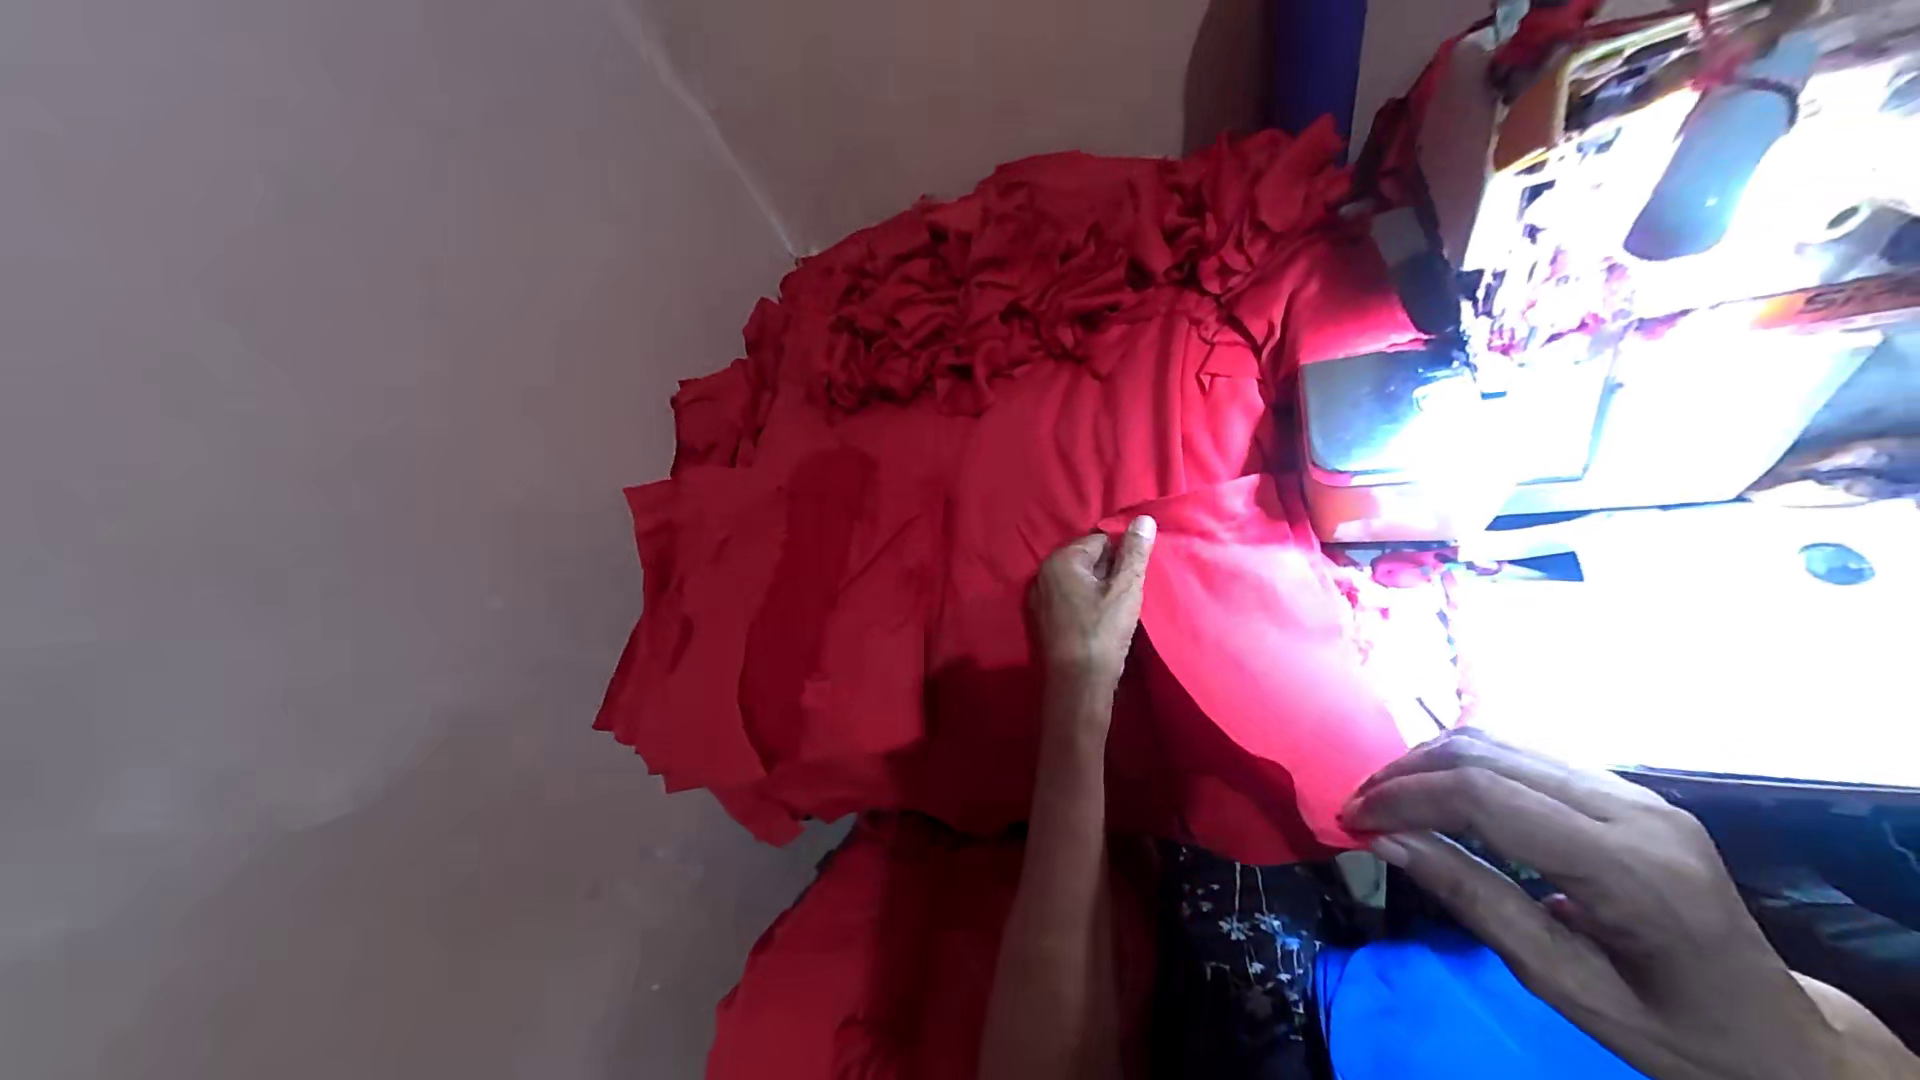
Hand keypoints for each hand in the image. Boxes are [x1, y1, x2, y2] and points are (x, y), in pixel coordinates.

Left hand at [1030, 517, 1156, 691]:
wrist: (1076, 685)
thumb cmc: (1102, 633)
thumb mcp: (1125, 590)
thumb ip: (1134, 553)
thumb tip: (1143, 519)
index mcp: (1060, 561)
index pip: (1099, 541)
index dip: (1121, 557)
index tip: (1133, 579)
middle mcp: (1042, 574)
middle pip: (1086, 561)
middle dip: (1108, 573)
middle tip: (1126, 597)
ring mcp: (1038, 599)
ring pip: (1077, 583)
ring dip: (1097, 591)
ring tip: (1115, 613)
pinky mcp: (1041, 621)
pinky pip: (1068, 601)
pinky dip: (1084, 607)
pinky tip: (1099, 625)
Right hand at [1340, 729, 1849, 1079]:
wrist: (1783, 1040)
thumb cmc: (1672, 1032)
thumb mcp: (1563, 984)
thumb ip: (1472, 900)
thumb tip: (1385, 839)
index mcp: (1632, 870)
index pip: (1485, 796)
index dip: (1404, 798)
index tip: (1352, 819)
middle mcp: (1636, 811)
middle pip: (1484, 753)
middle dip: (1405, 773)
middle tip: (1361, 806)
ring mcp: (1635, 793)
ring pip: (1496, 741)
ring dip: (1426, 762)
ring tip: (1389, 797)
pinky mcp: (1625, 790)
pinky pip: (1519, 755)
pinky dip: (1460, 765)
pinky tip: (1437, 794)